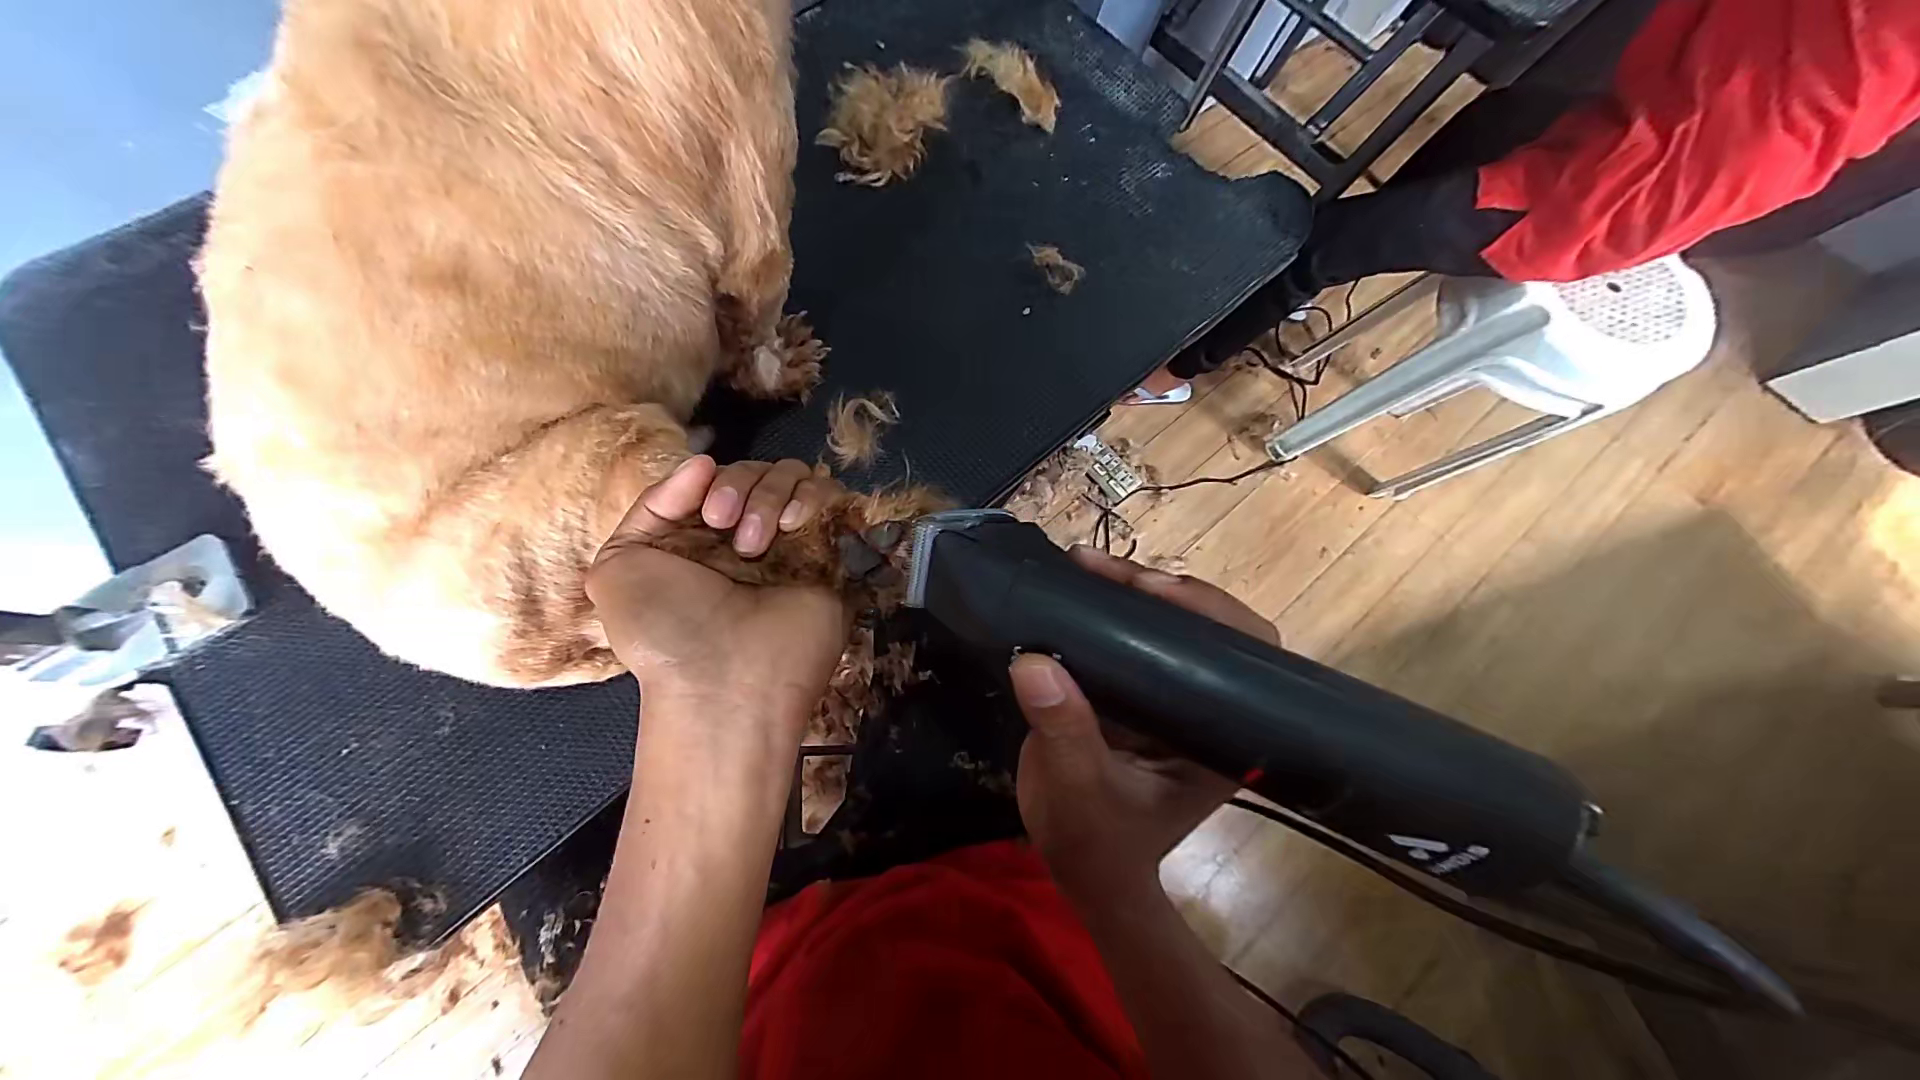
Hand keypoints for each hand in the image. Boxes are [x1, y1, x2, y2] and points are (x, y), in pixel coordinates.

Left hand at [587, 456, 847, 736]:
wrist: (727, 683)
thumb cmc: (666, 631)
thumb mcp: (620, 565)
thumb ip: (652, 504)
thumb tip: (703, 462)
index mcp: (700, 534)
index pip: (717, 476)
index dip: (712, 480)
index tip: (708, 511)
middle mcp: (749, 534)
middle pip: (757, 471)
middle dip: (741, 488)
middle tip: (729, 529)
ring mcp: (793, 542)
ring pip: (795, 476)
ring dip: (773, 495)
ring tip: (759, 543)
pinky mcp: (831, 552)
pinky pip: (833, 498)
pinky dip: (815, 497)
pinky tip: (794, 527)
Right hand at [1011, 546, 1279, 897]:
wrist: (1081, 868)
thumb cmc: (1092, 842)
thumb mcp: (1076, 791)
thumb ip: (1063, 732)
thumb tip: (1033, 662)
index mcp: (1222, 735)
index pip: (1244, 655)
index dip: (1208, 610)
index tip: (1152, 591)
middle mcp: (1206, 707)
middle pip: (1204, 625)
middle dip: (1157, 588)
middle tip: (1100, 569)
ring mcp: (1169, 696)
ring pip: (1166, 624)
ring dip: (1126, 589)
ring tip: (1081, 565)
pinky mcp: (1135, 690)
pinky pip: (1129, 638)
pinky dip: (1103, 608)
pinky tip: (1073, 586)